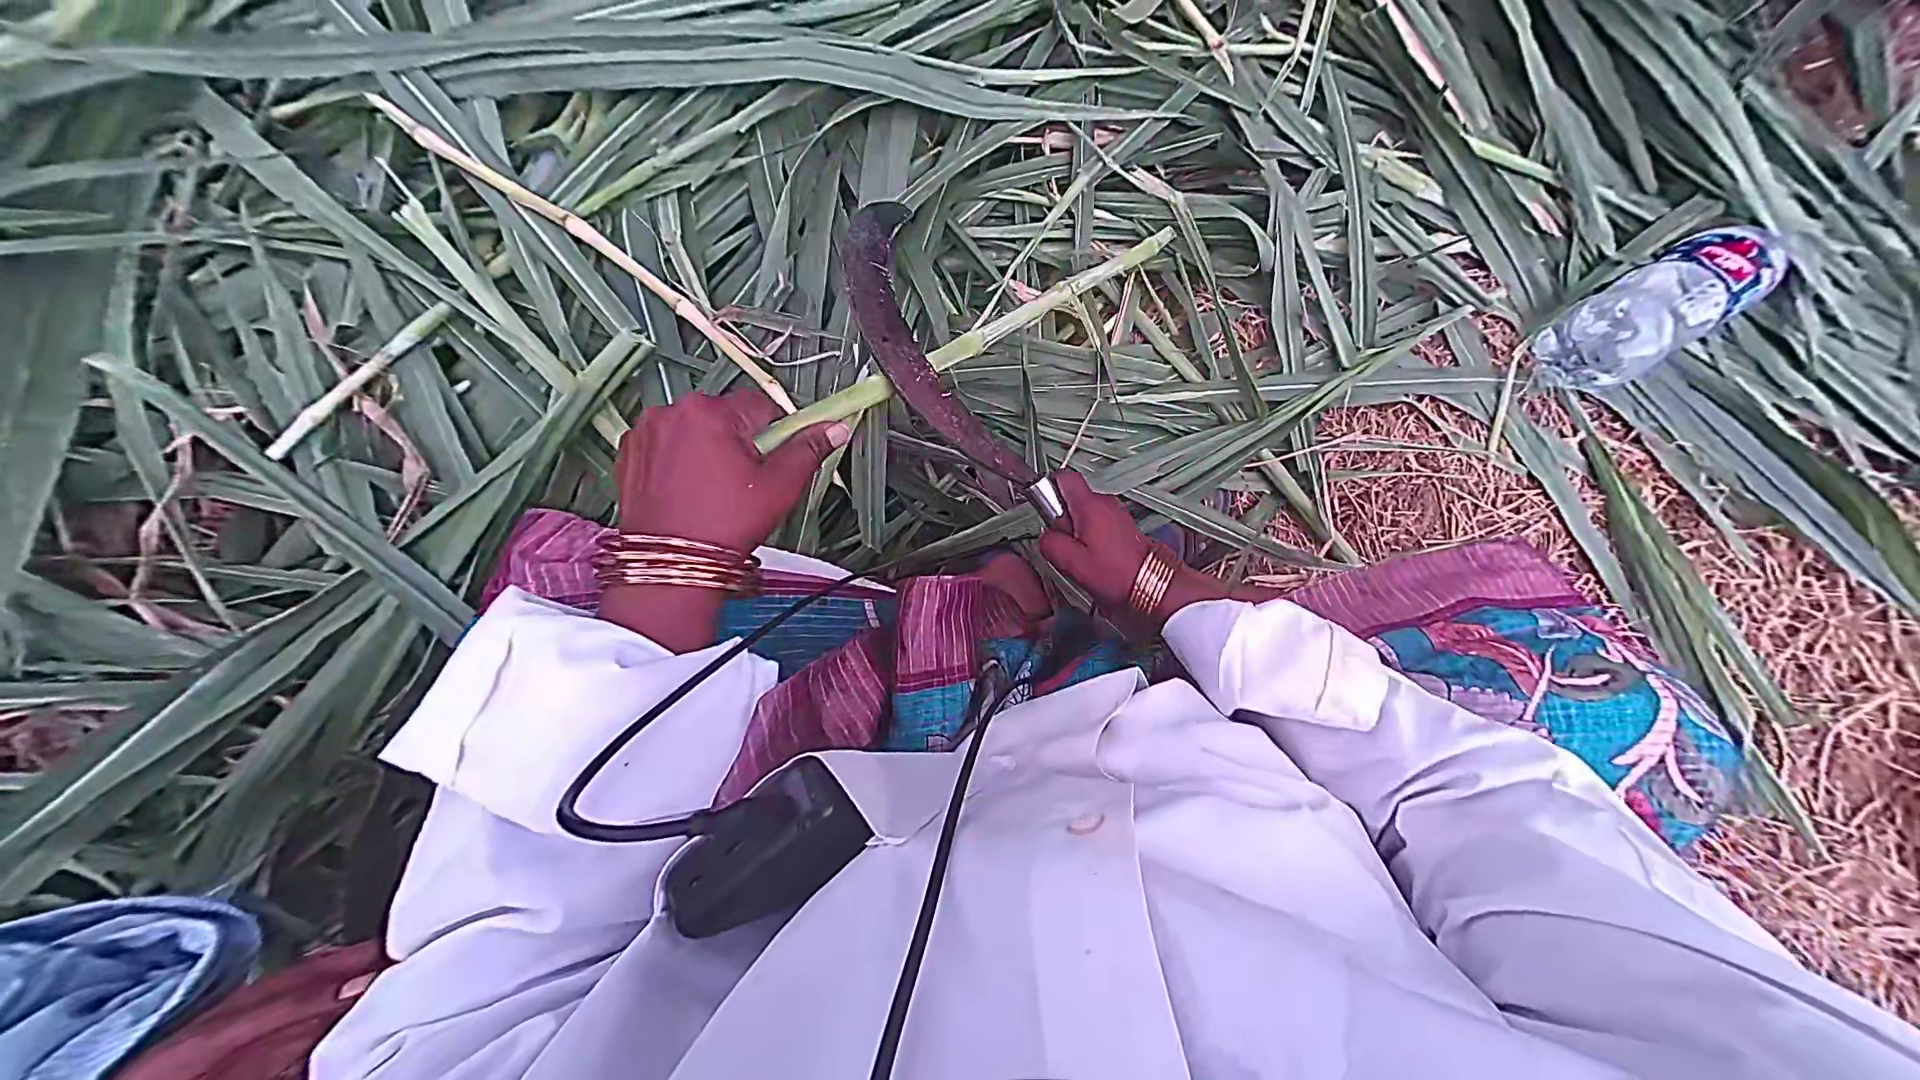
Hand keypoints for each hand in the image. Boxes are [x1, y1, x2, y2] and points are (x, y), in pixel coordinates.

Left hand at [615, 388, 850, 553]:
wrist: (674, 562)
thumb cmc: (726, 525)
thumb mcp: (780, 486)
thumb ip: (808, 449)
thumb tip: (834, 427)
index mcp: (711, 412)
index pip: (761, 405)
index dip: (775, 434)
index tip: (773, 460)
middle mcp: (672, 411)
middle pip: (725, 415)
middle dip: (739, 440)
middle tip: (744, 481)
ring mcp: (645, 431)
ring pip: (694, 429)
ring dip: (707, 447)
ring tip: (714, 488)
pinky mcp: (629, 452)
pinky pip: (666, 444)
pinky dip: (679, 459)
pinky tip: (690, 489)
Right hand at [1035, 471, 1232, 630]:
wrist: (1151, 584)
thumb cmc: (1116, 574)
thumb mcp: (1071, 562)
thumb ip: (1050, 542)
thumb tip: (1045, 535)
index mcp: (1090, 505)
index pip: (1063, 476)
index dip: (1047, 486)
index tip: (1041, 506)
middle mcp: (1105, 502)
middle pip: (1072, 496)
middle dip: (1061, 516)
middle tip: (1064, 541)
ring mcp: (1116, 512)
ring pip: (1084, 510)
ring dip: (1076, 528)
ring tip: (1081, 553)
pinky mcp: (1123, 524)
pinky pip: (1097, 521)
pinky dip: (1091, 534)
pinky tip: (1094, 556)